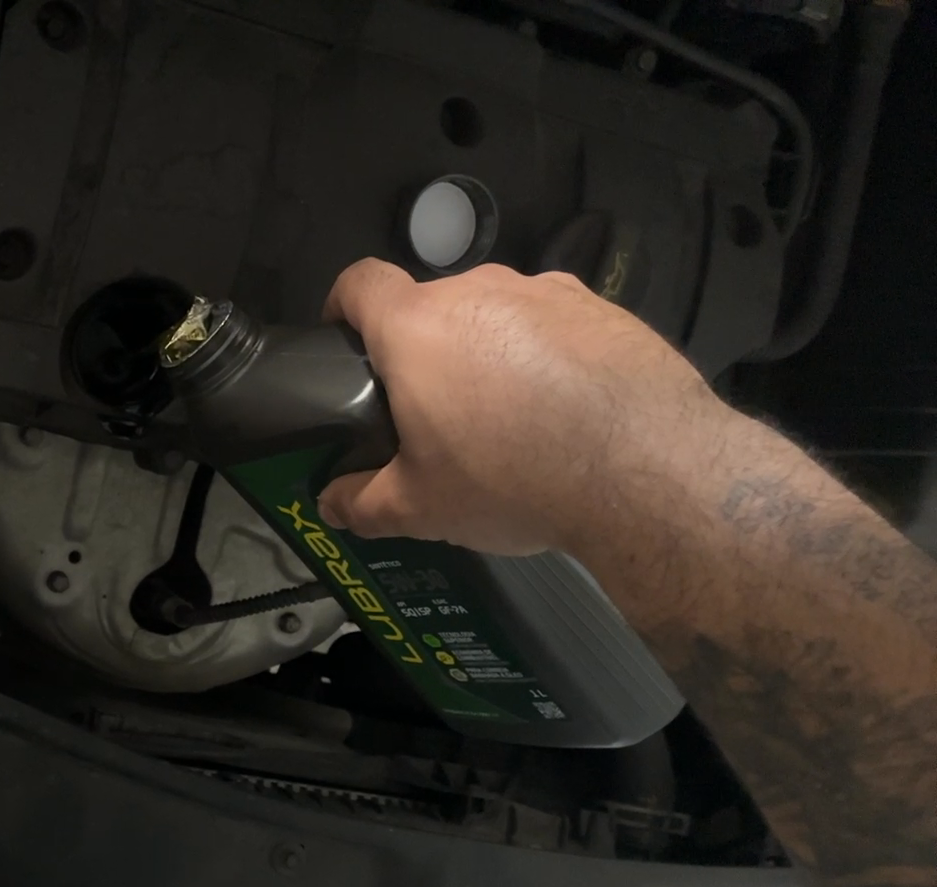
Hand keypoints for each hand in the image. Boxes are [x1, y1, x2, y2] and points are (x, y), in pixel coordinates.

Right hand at [316, 259, 736, 556]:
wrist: (652, 473)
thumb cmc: (509, 479)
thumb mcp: (416, 507)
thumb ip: (358, 503)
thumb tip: (329, 505)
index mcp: (416, 328)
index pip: (359, 282)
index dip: (340, 306)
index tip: (342, 343)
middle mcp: (478, 292)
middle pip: (424, 304)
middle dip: (414, 347)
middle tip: (424, 409)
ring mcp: (547, 292)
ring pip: (487, 313)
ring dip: (476, 350)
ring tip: (499, 411)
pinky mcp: (604, 307)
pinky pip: (545, 322)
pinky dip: (535, 352)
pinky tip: (556, 405)